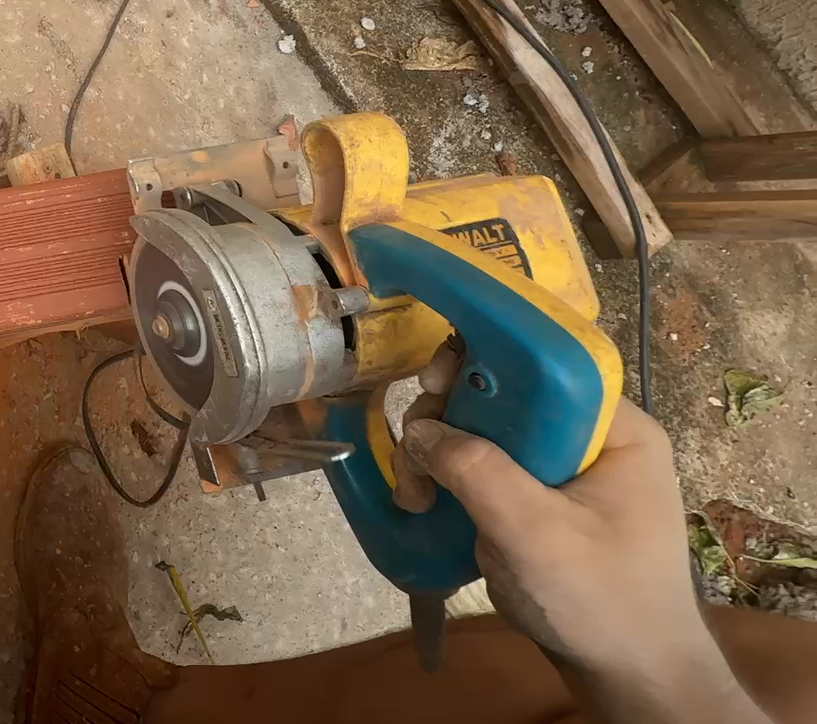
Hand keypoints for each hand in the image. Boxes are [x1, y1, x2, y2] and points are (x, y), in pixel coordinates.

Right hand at [397, 388, 758, 719]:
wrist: (624, 676)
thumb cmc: (600, 599)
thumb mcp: (535, 531)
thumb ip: (475, 468)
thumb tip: (416, 428)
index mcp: (613, 430)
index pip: (539, 364)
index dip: (480, 363)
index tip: (433, 387)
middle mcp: (582, 435)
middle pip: (490, 393)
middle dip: (440, 424)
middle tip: (416, 460)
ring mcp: (550, 462)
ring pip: (466, 425)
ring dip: (428, 456)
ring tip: (417, 498)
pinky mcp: (523, 487)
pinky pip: (464, 456)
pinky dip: (434, 474)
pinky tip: (423, 502)